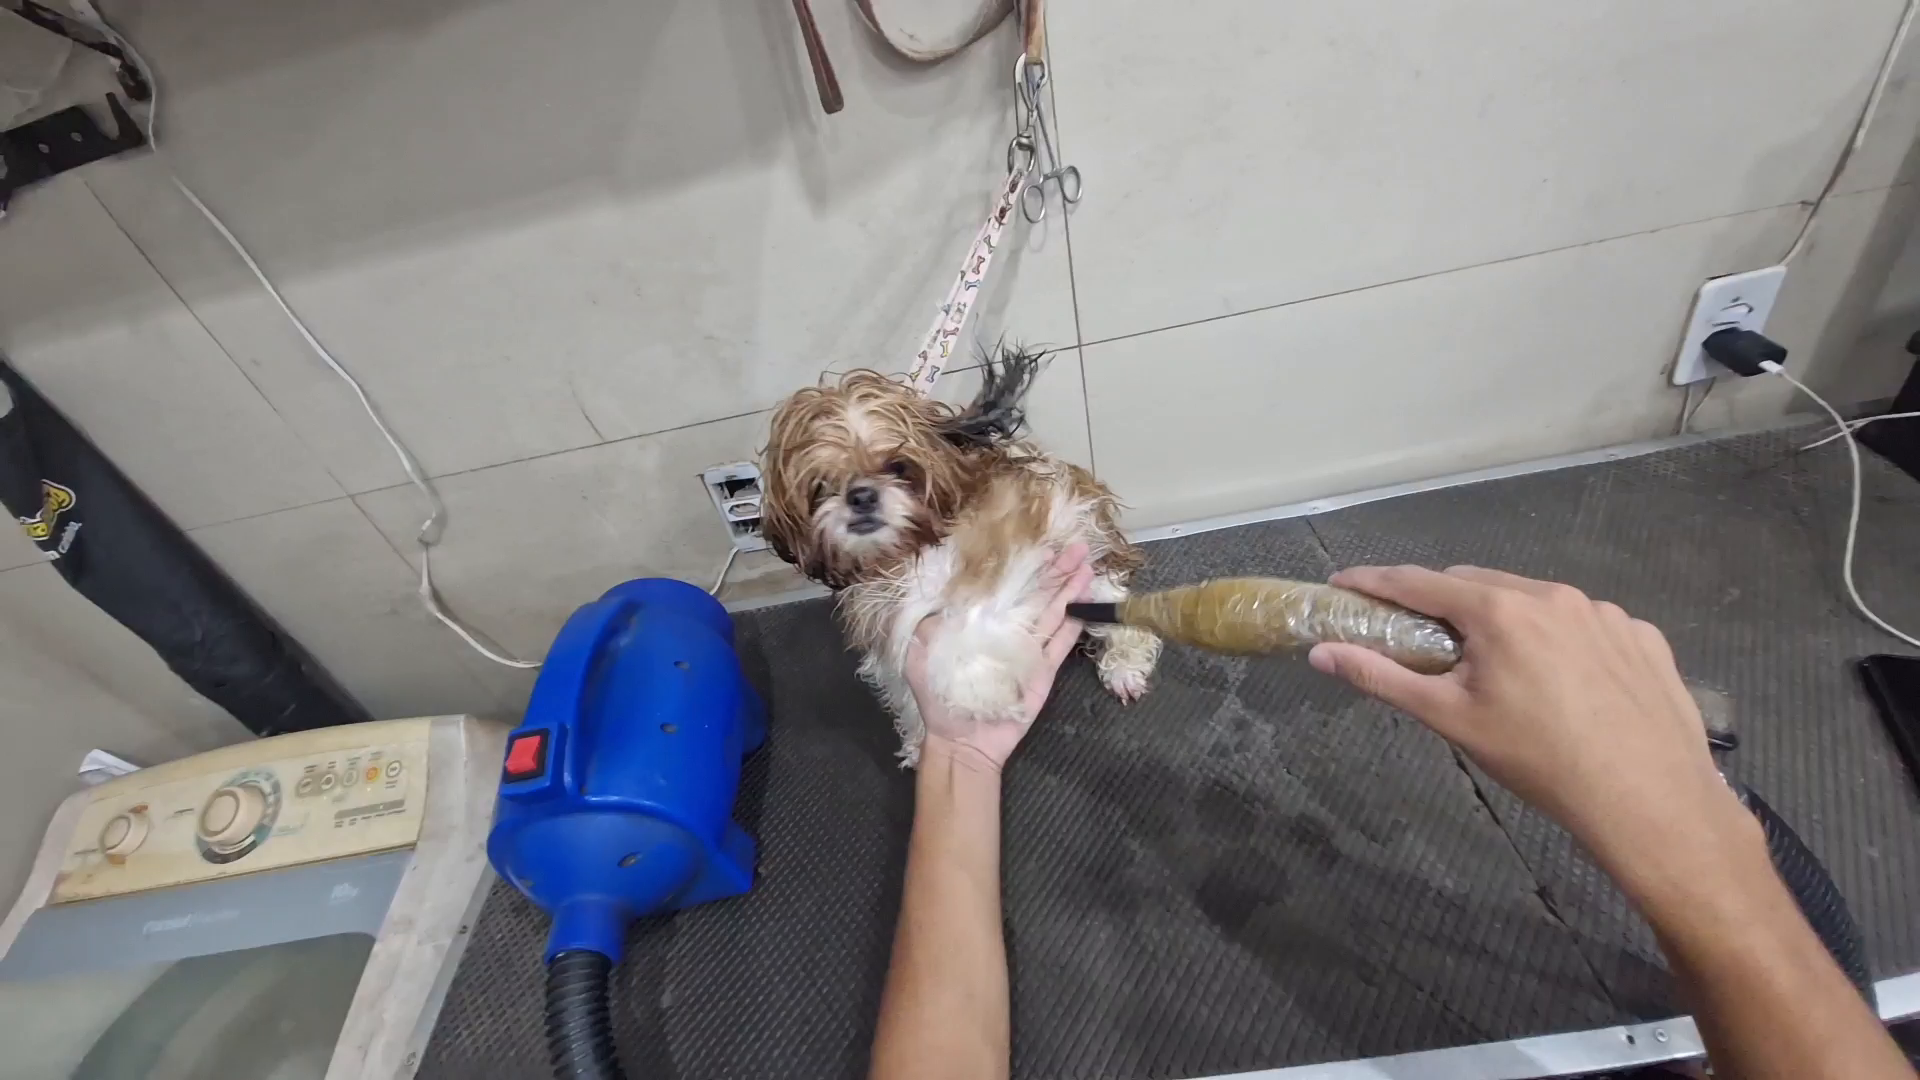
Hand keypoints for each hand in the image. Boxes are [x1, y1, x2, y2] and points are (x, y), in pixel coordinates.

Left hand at [905, 543, 1095, 772]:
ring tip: (1087, 566)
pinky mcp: (1042, 672)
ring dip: (1069, 589)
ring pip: (1053, 613)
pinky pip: (1060, 645)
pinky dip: (1074, 625)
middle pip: (1036, 594)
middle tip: (1077, 546)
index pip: (1005, 587)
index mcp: (981, 622)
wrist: (959, 741)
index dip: (1023, 566)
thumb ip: (930, 623)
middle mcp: (1007, 630)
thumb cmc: (938, 697)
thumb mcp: (921, 653)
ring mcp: (1027, 650)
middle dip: (1056, 570)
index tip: (1039, 545)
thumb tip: (947, 592)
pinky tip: (1086, 604)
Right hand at [1308, 565, 1754, 887]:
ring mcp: (1604, 613)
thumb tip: (1319, 653)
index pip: (1416, 581)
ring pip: (1526, 598)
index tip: (1341, 582)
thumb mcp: (1446, 717)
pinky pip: (1577, 619)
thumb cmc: (1536, 758)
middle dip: (1435, 601)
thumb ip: (1378, 676)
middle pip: (1472, 583)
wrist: (1654, 805)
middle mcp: (1552, 596)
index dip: (1372, 580)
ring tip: (1490, 662)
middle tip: (1417, 636)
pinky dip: (1549, 634)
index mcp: (1499, 609)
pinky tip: (1554, 675)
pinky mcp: (1642, 636)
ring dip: (1494, 615)